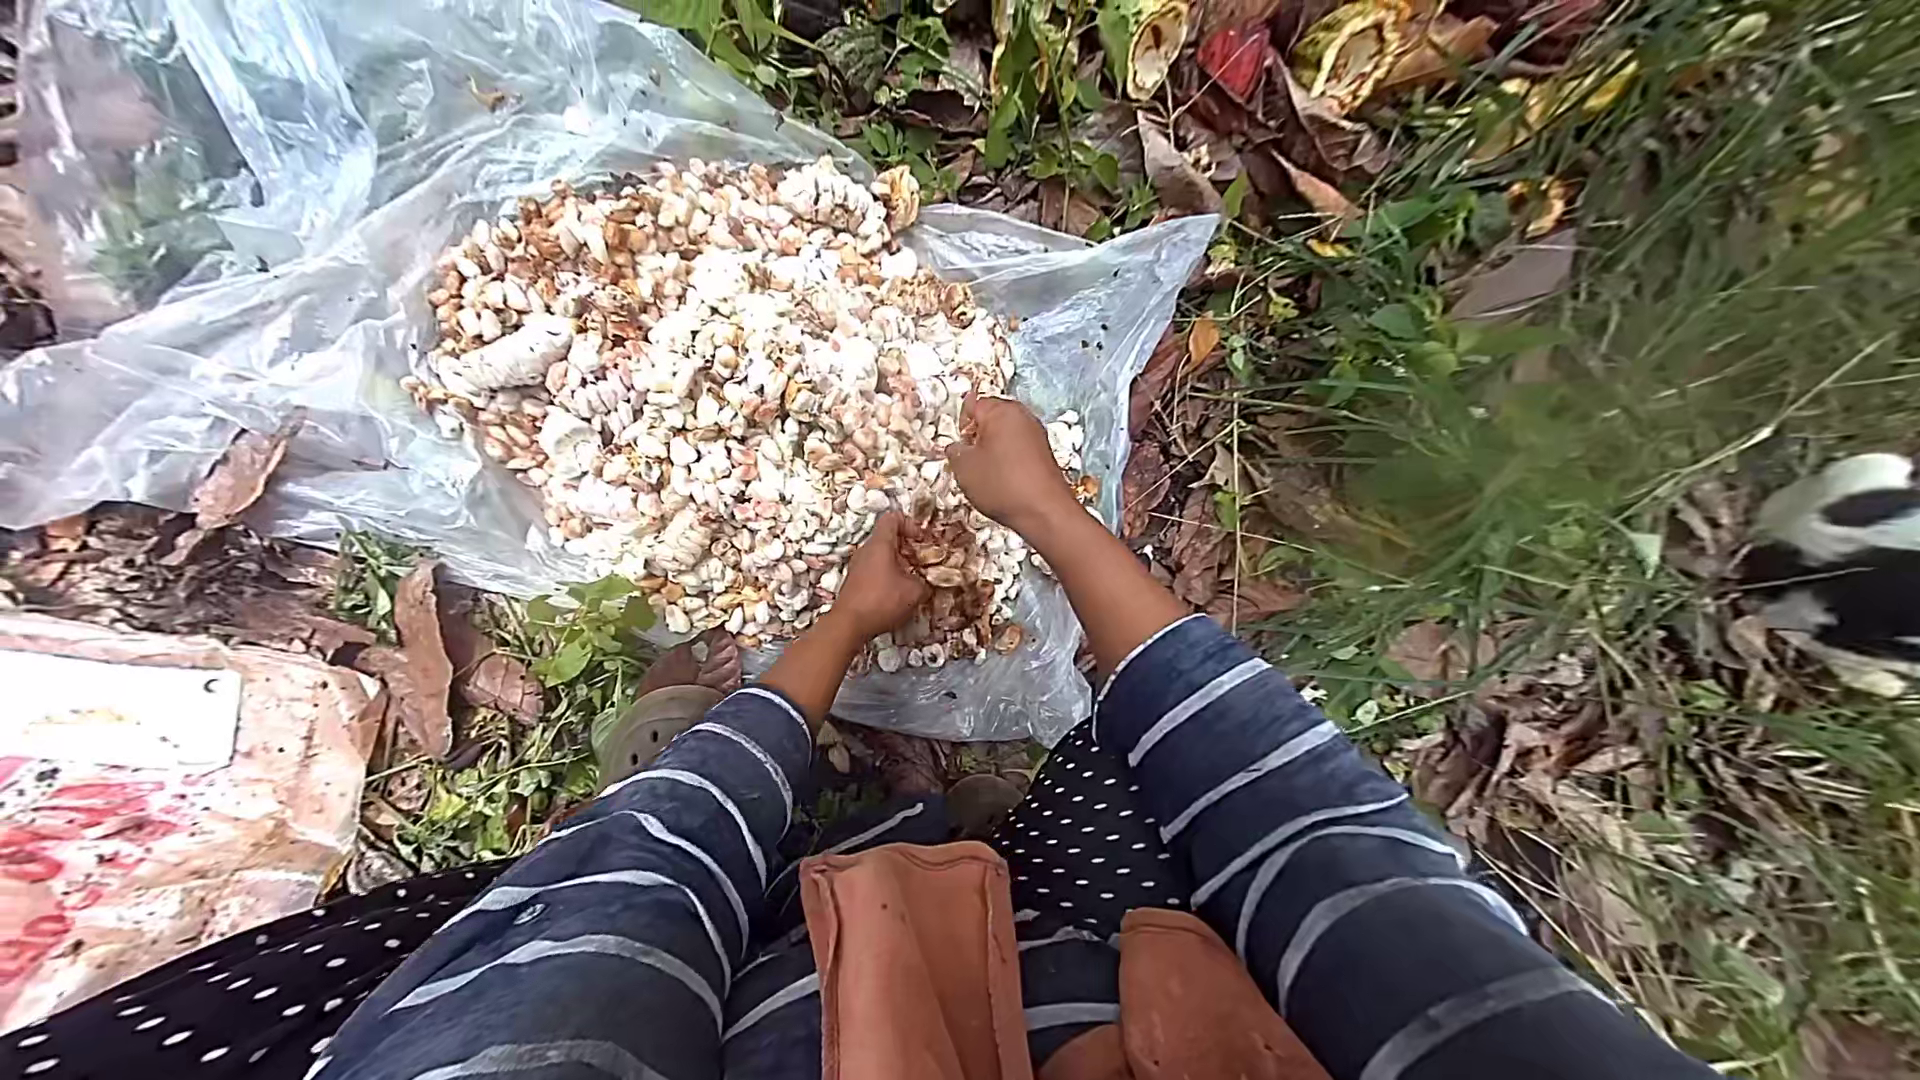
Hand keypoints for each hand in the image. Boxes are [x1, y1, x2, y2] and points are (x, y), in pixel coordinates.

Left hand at [829, 512, 930, 641]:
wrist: (849, 624)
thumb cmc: (882, 601)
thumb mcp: (914, 591)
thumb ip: (925, 582)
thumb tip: (926, 584)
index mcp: (879, 544)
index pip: (892, 518)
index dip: (910, 524)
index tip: (921, 540)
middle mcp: (866, 550)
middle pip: (888, 537)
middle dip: (908, 547)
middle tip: (921, 562)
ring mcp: (858, 566)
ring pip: (882, 555)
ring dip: (899, 563)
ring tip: (912, 579)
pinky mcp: (855, 581)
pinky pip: (875, 569)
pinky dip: (889, 575)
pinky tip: (898, 592)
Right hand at [945, 396, 1079, 533]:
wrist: (1044, 512)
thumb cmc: (1004, 485)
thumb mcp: (964, 468)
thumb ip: (954, 451)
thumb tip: (956, 448)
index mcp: (1001, 411)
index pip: (972, 405)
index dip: (961, 427)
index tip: (958, 445)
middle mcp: (1023, 417)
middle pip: (990, 420)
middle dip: (977, 439)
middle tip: (969, 462)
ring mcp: (1037, 435)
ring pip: (1005, 437)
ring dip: (993, 453)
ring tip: (987, 476)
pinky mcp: (1045, 455)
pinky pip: (1019, 452)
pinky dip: (1009, 463)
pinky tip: (1004, 483)